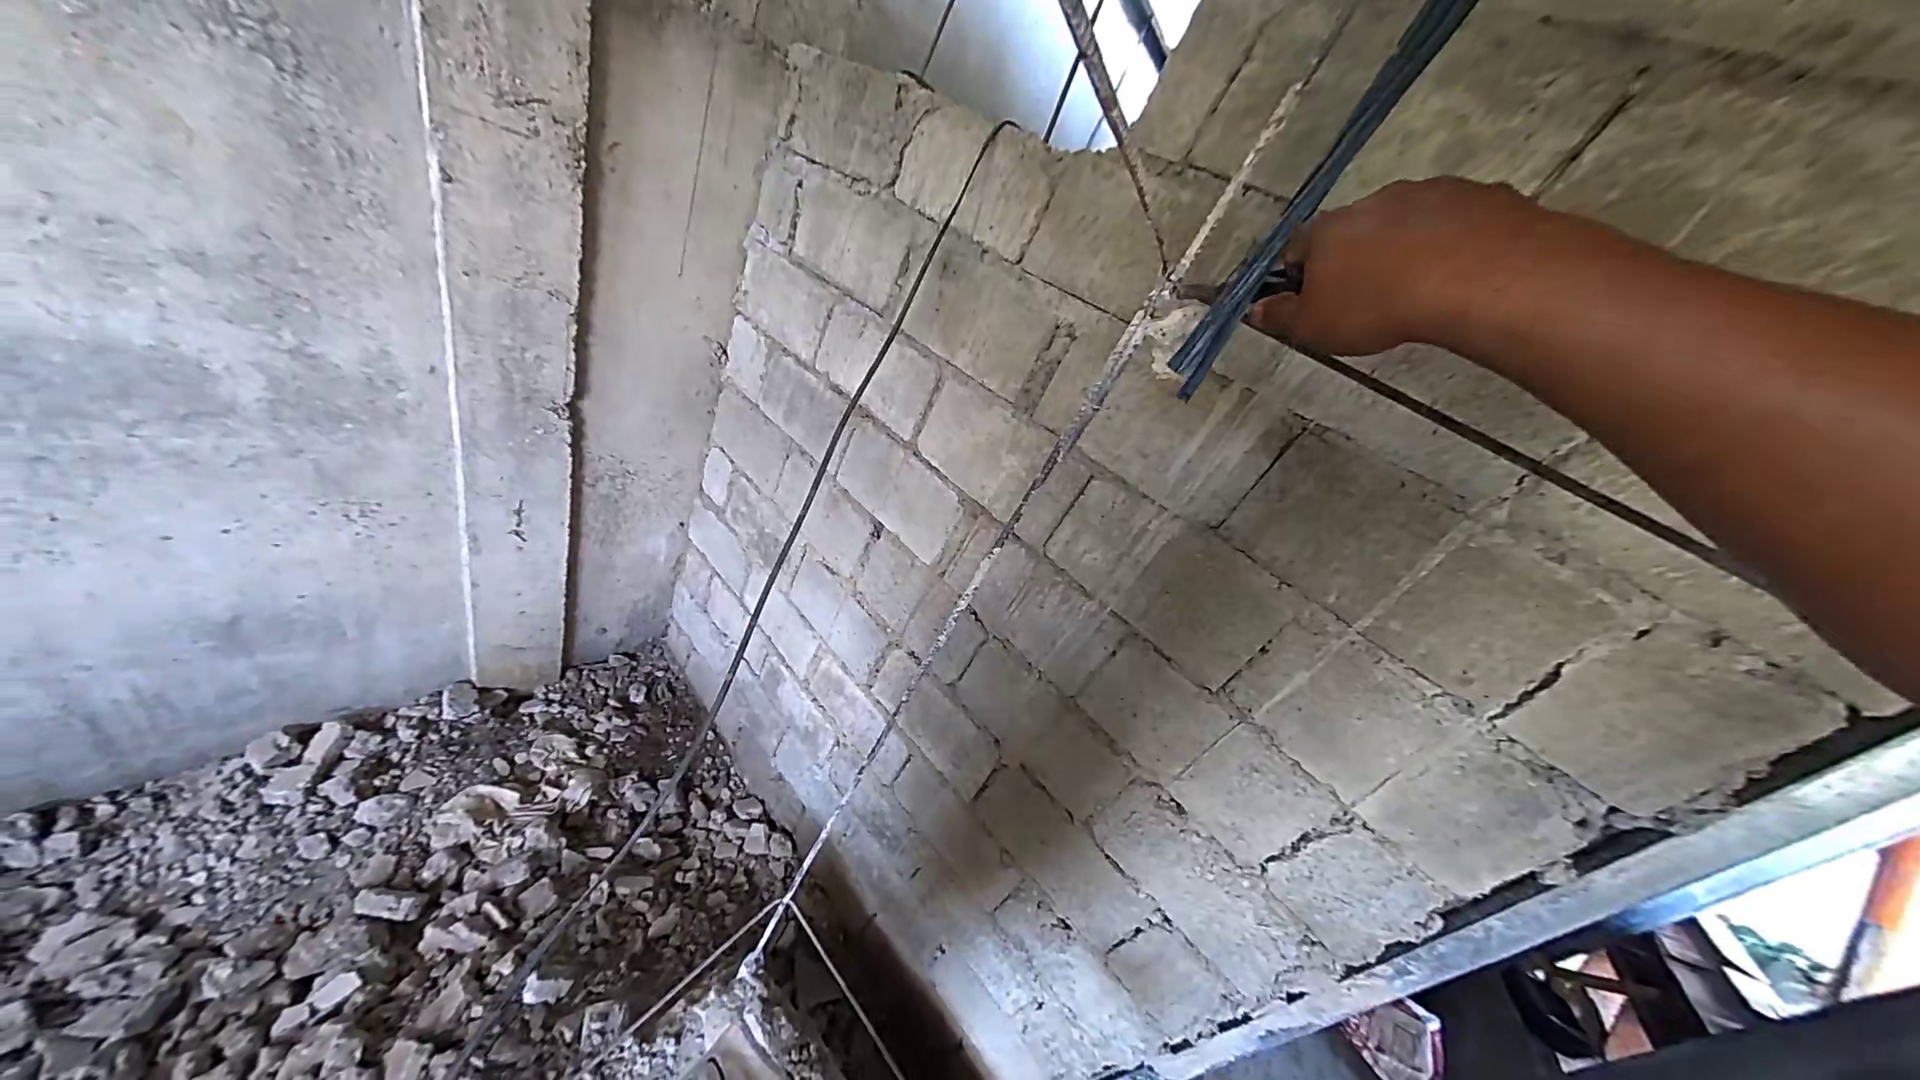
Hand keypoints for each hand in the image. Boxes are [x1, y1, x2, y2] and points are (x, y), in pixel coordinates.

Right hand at [1244, 177, 1564, 355]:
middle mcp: (1372, 202)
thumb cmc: (1377, 306)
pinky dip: (1445, 244)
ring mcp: (1429, 192)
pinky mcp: (1480, 195)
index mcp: (1326, 230)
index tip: (1309, 302)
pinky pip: (1451, 222)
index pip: (1294, 249)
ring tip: (1413, 290)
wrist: (1479, 277)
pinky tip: (1453, 276)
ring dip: (1399, 249)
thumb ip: (1281, 317)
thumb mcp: (1314, 326)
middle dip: (1351, 260)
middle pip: (1350, 232)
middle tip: (1362, 300)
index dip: (1296, 277)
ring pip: (1401, 223)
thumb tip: (1255, 309)